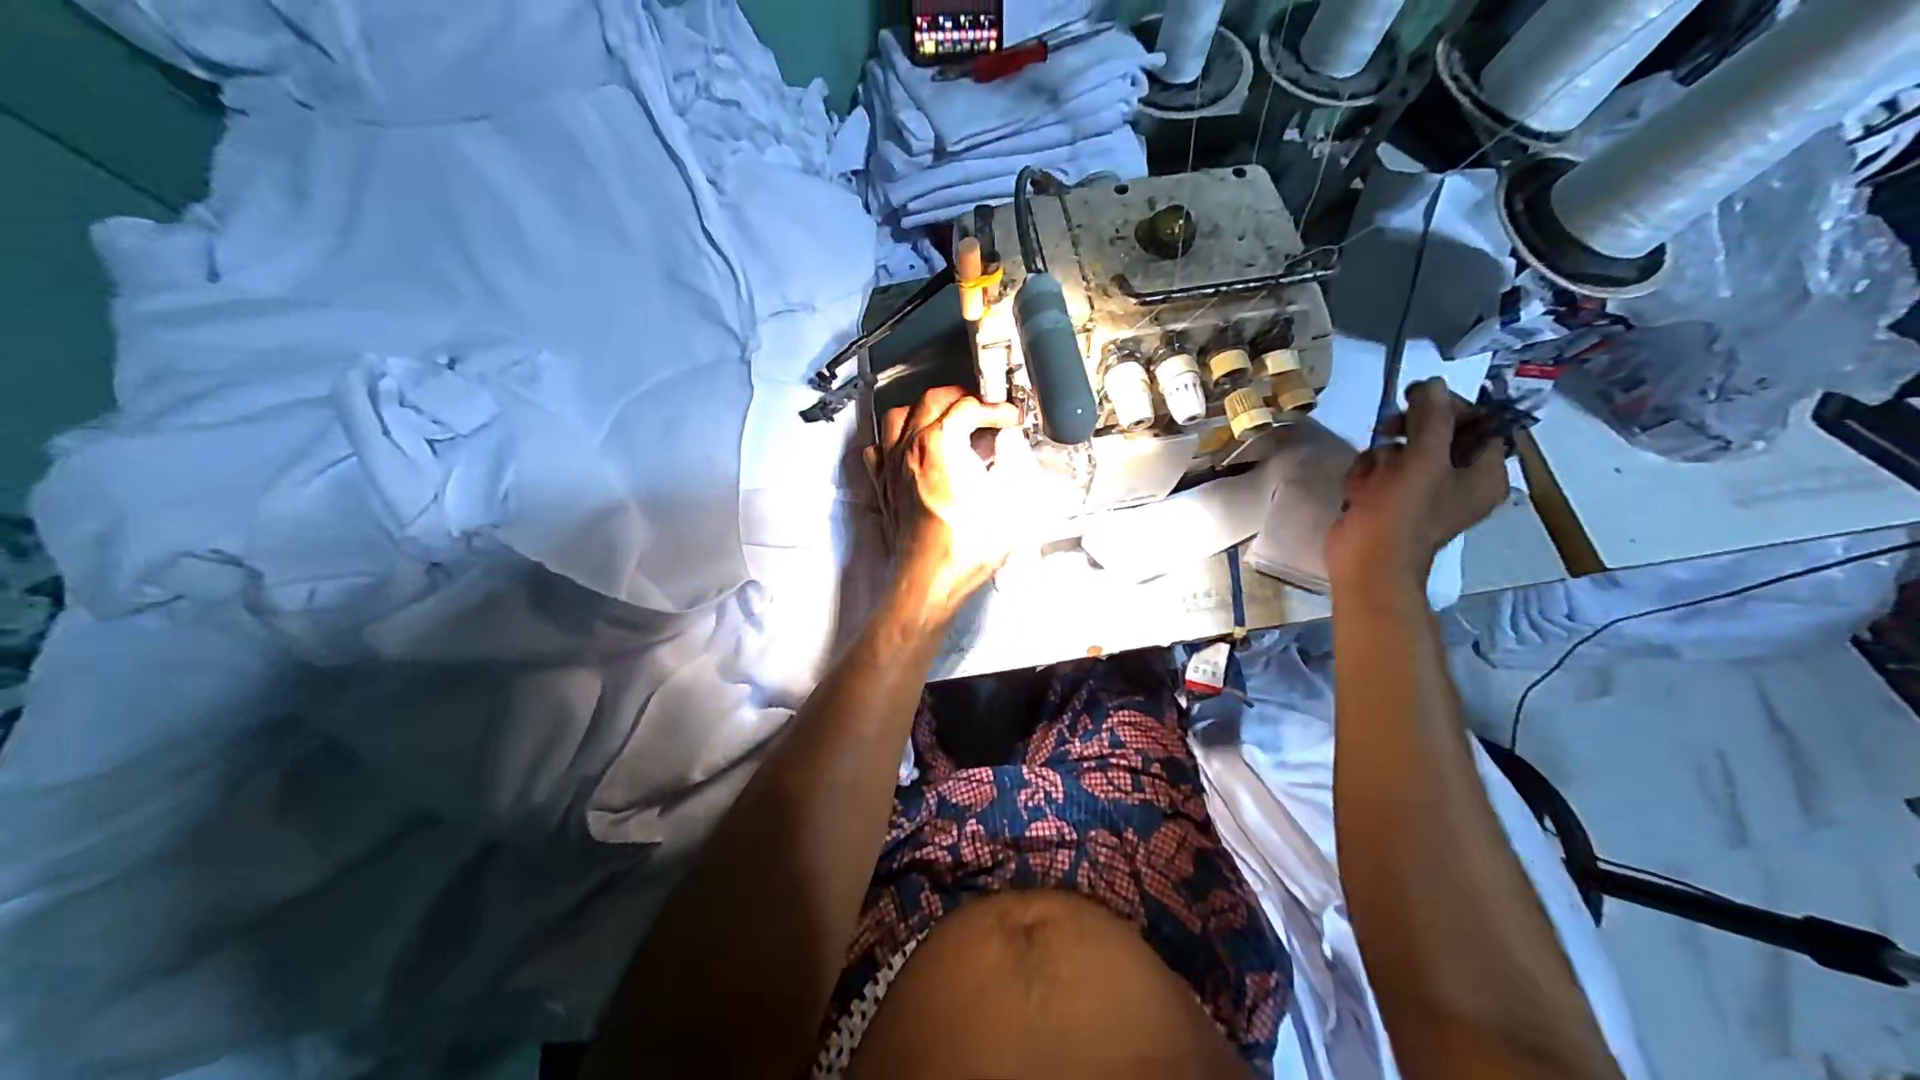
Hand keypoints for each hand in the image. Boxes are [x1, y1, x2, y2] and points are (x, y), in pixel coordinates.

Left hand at [867, 386, 1025, 619]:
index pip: (968, 406)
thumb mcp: (1009, 501)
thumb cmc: (962, 549)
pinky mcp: (885, 489)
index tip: (1009, 419)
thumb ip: (1014, 462)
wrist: (930, 582)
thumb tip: (1010, 443)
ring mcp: (893, 468)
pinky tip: (909, 448)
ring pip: (899, 417)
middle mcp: (909, 449)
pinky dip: (895, 440)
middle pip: (931, 400)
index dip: (995, 408)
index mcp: (940, 444)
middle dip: (961, 398)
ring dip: (924, 410)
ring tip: (946, 418)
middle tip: (983, 409)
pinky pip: (879, 449)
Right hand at [1327, 378, 1508, 587]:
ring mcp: (1424, 493)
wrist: (1366, 564)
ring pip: (1403, 451)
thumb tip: (1433, 383)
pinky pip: (1383, 471)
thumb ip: (1432, 417)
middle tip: (1385, 428)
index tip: (1415, 397)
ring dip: (1380, 456)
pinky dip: (1368, 474)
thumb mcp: (1422, 460)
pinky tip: (1358, 488)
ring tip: (1368, 473)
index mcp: (1484, 474)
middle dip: (1406, 432)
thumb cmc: (1402, 515)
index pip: (1479, 422)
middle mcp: (1460, 481)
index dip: (1449, 406)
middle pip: (1438, 434)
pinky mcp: (1392, 502)